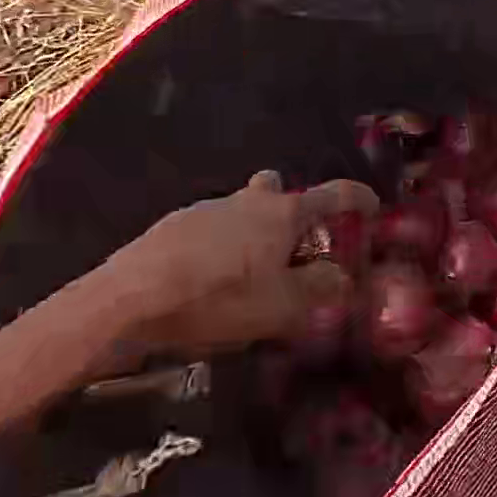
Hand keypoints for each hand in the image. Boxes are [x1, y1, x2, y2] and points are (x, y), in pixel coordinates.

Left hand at [0, 171, 376, 433]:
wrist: (123, 303)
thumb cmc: (217, 298)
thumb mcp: (282, 306)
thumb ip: (321, 289)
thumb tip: (345, 279)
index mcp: (284, 213)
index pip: (335, 195)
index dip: (359, 199)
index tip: (373, 207)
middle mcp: (250, 200)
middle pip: (279, 189)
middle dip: (290, 207)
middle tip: (292, 239)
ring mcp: (207, 209)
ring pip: (241, 209)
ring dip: (251, 228)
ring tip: (246, 269)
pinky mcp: (170, 227)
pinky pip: (208, 227)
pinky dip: (217, 244)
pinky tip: (205, 276)